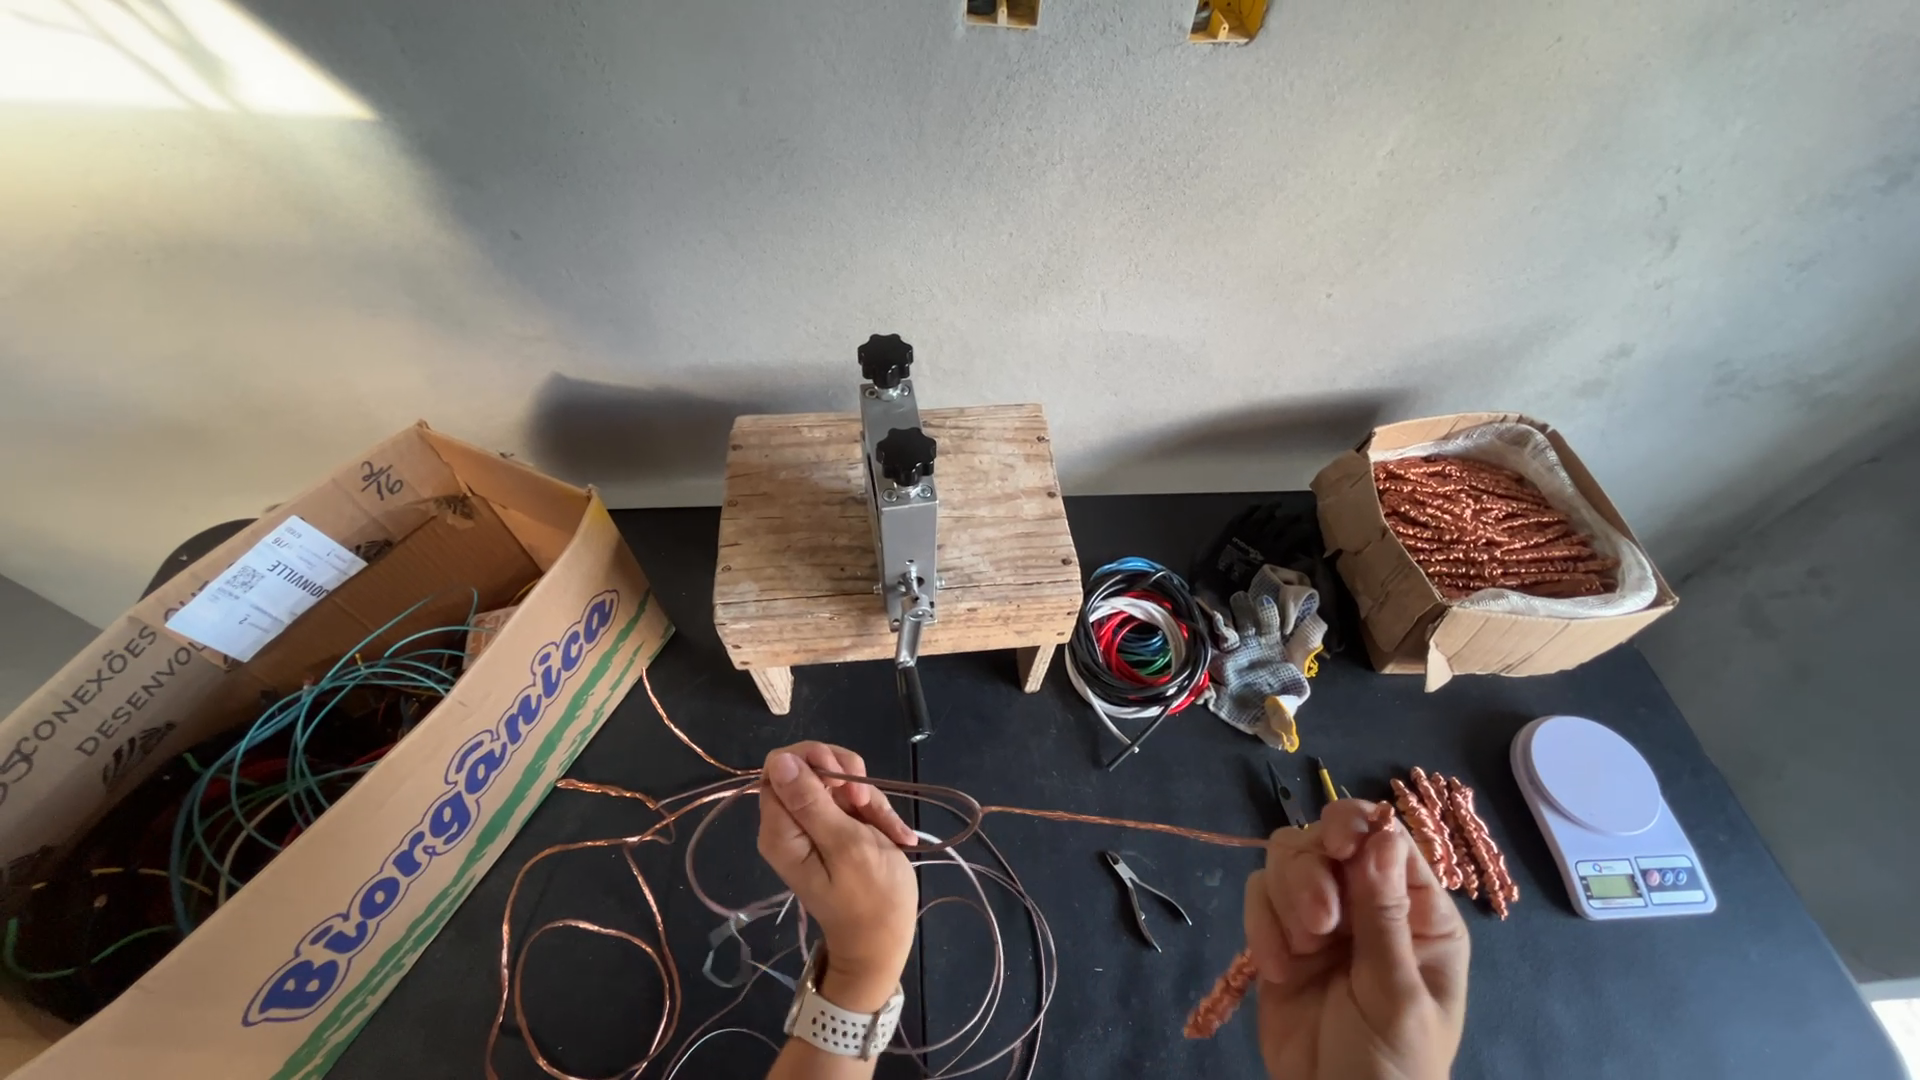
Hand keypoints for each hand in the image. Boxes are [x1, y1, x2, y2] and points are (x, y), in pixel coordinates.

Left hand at [756, 742, 917, 1011]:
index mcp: (780, 831)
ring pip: (836, 780)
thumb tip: (780, 760)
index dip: (812, 760)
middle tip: (864, 800)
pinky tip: (893, 833)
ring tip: (884, 826)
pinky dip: (876, 810)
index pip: (779, 767)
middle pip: (808, 767)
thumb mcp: (845, 845)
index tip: (842, 778)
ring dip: (867, 795)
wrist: (887, 939)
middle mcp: (790, 825)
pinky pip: (852, 799)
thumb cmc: (869, 898)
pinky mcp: (837, 828)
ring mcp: (814, 826)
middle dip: (844, 775)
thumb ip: (812, 801)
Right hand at [1244, 800, 1469, 1079]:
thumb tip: (1382, 835)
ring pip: (1285, 857)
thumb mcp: (1397, 996)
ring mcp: (1318, 913)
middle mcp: (1366, 900)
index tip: (1335, 847)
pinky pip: (1257, 893)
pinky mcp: (1277, 930)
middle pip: (1322, 838)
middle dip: (1311, 875)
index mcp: (1417, 912)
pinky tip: (1277, 970)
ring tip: (1299, 951)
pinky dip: (1261, 926)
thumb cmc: (1390, 1066)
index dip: (1354, 827)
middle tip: (1317, 925)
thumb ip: (1385, 915)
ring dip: (1285, 898)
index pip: (1385, 838)